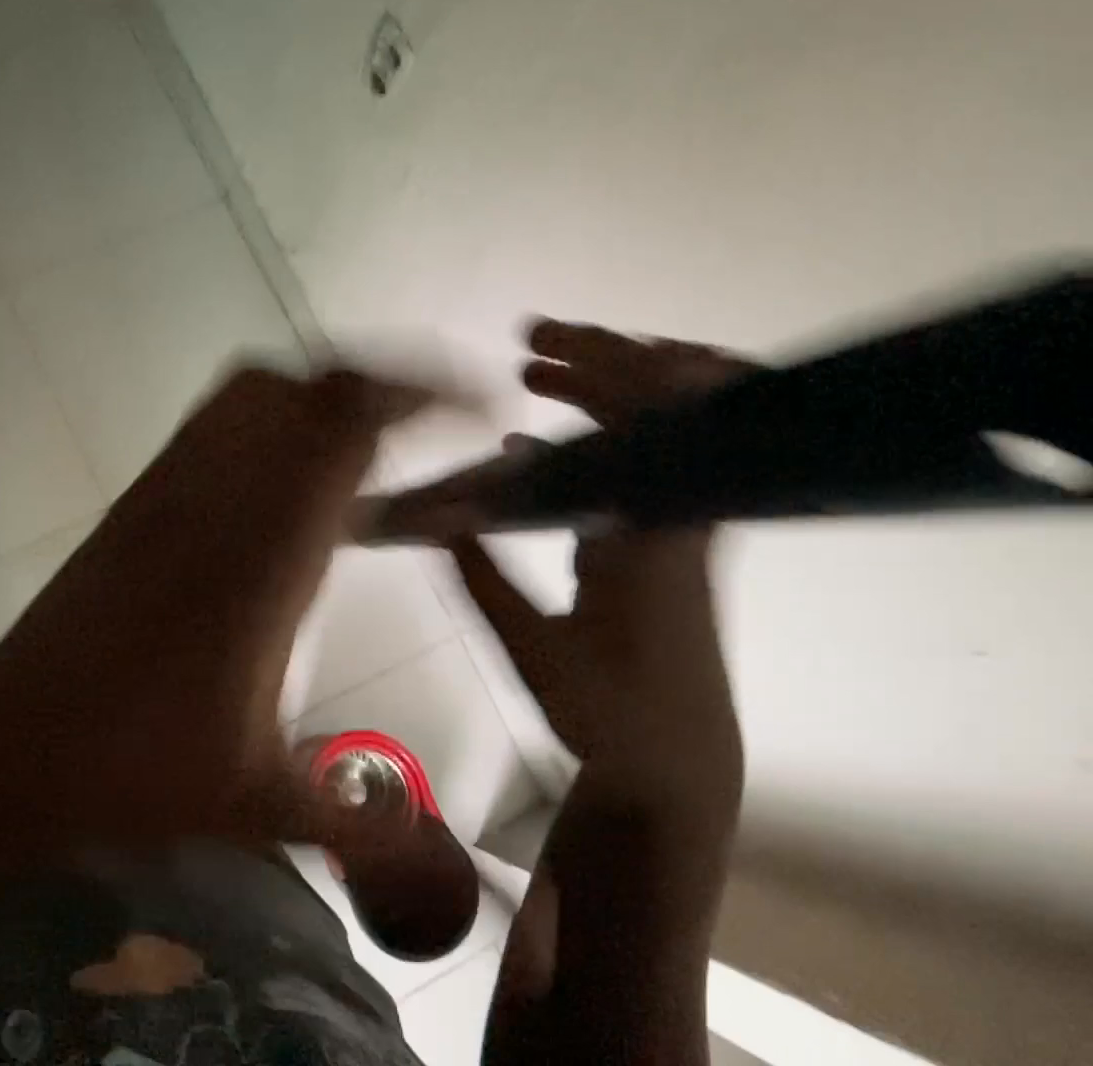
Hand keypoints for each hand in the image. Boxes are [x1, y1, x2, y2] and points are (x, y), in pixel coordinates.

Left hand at [0, 363, 441, 853]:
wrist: (2, 759)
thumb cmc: (130, 777)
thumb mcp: (259, 806)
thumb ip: (363, 828)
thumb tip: (443, 867)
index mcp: (264, 561)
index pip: (347, 427)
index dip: (420, 394)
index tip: (475, 409)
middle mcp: (211, 507)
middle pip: (300, 386)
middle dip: (373, 387)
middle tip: (420, 437)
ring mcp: (159, 502)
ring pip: (244, 398)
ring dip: (309, 403)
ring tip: (355, 456)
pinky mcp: (123, 516)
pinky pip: (199, 435)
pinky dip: (254, 429)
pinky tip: (272, 494)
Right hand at [448, 321, 748, 789]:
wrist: (673, 764)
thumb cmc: (606, 711)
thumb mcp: (530, 648)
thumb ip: (481, 580)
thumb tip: (436, 519)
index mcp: (655, 532)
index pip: (654, 423)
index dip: (610, 370)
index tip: (542, 353)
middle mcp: (677, 516)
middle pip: (663, 409)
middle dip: (601, 362)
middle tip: (531, 347)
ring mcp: (672, 529)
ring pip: (653, 435)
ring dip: (600, 396)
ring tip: (535, 373)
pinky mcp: (657, 547)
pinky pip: (634, 471)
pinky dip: (590, 443)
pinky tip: (531, 449)